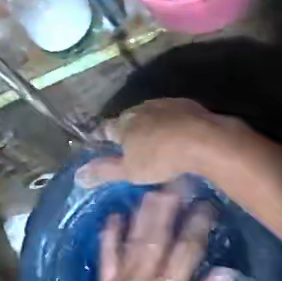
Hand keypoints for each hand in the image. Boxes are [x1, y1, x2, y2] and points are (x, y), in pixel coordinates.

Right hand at [77, 99, 253, 187]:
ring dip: (152, 126)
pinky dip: (173, 125)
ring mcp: (166, 104)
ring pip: (152, 115)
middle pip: (129, 119)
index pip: (105, 128)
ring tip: (156, 143)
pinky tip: (179, 137)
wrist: (203, 139)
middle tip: (131, 147)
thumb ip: (104, 172)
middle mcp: (141, 108)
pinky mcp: (188, 106)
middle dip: (129, 131)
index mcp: (123, 123)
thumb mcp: (130, 171)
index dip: (101, 137)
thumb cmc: (160, 158)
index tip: (99, 144)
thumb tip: (78, 175)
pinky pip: (174, 116)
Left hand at [90, 181, 236, 280]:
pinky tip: (114, 215)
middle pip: (157, 237)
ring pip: (133, 241)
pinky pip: (106, 257)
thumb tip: (226, 272)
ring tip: (153, 189)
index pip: (186, 251)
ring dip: (143, 214)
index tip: (208, 204)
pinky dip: (109, 235)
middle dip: (168, 208)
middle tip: (177, 181)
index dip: (198, 226)